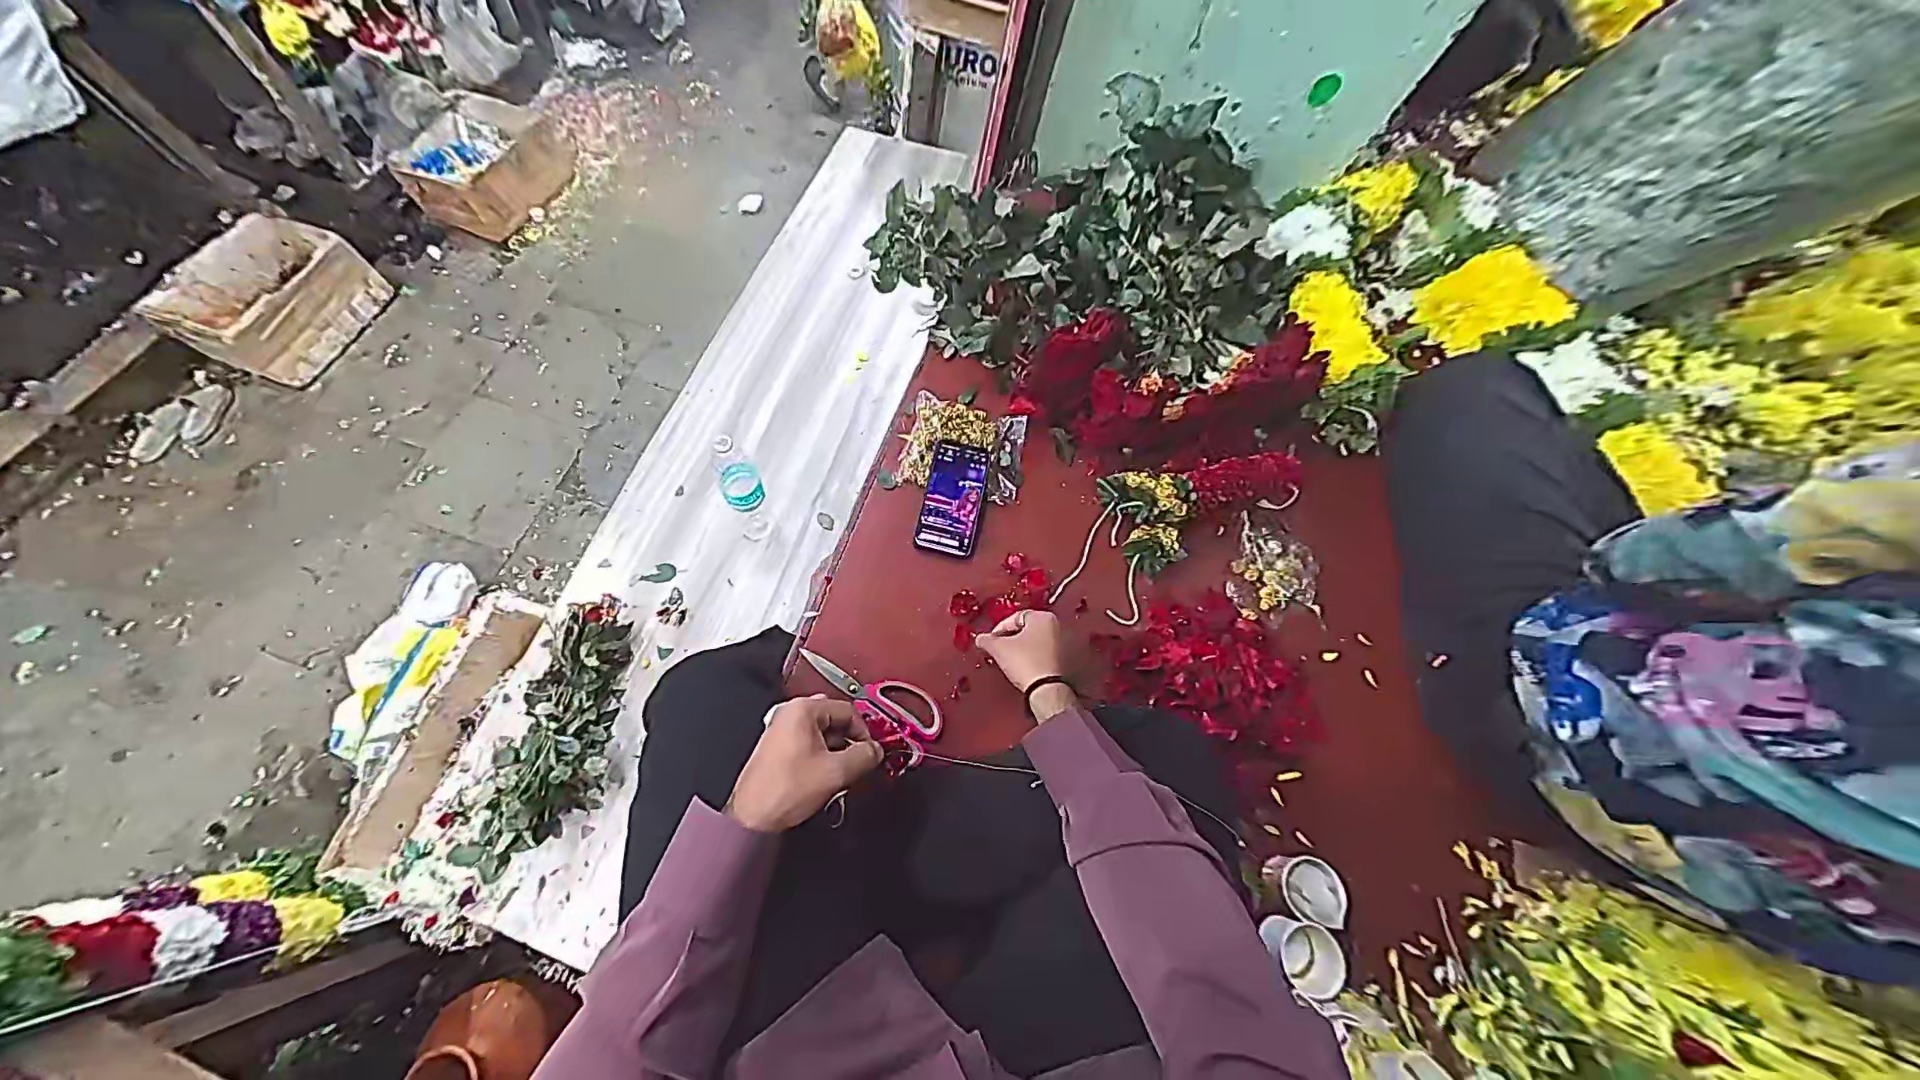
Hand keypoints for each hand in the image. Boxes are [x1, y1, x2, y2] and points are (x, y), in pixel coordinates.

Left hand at [725, 696, 883, 832]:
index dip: (864, 732)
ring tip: (838, 773)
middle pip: (835, 721)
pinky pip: (809, 744)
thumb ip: (864, 756)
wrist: (751, 818)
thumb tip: (874, 751)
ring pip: (822, 734)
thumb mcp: (836, 772)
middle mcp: (789, 714)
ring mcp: (781, 730)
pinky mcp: (777, 748)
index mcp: (803, 710)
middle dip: (849, 742)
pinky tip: (822, 777)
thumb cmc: (781, 792)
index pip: (848, 710)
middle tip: (856, 761)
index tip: (869, 750)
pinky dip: (821, 757)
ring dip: (836, 751)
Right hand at [976, 610, 1078, 720]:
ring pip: (1034, 641)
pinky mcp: (1063, 659)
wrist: (1046, 689)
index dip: (999, 628)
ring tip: (1008, 658)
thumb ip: (987, 640)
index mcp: (1043, 617)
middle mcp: (1056, 626)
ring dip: (1020, 647)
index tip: (990, 639)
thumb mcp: (999, 648)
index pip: (1015, 617)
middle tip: (997, 648)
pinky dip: (1030, 656)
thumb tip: (980, 639)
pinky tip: (1021, 666)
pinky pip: (1041, 652)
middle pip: (1025, 629)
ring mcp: (1062, 643)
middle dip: (1010, 638)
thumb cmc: (1025, 661)